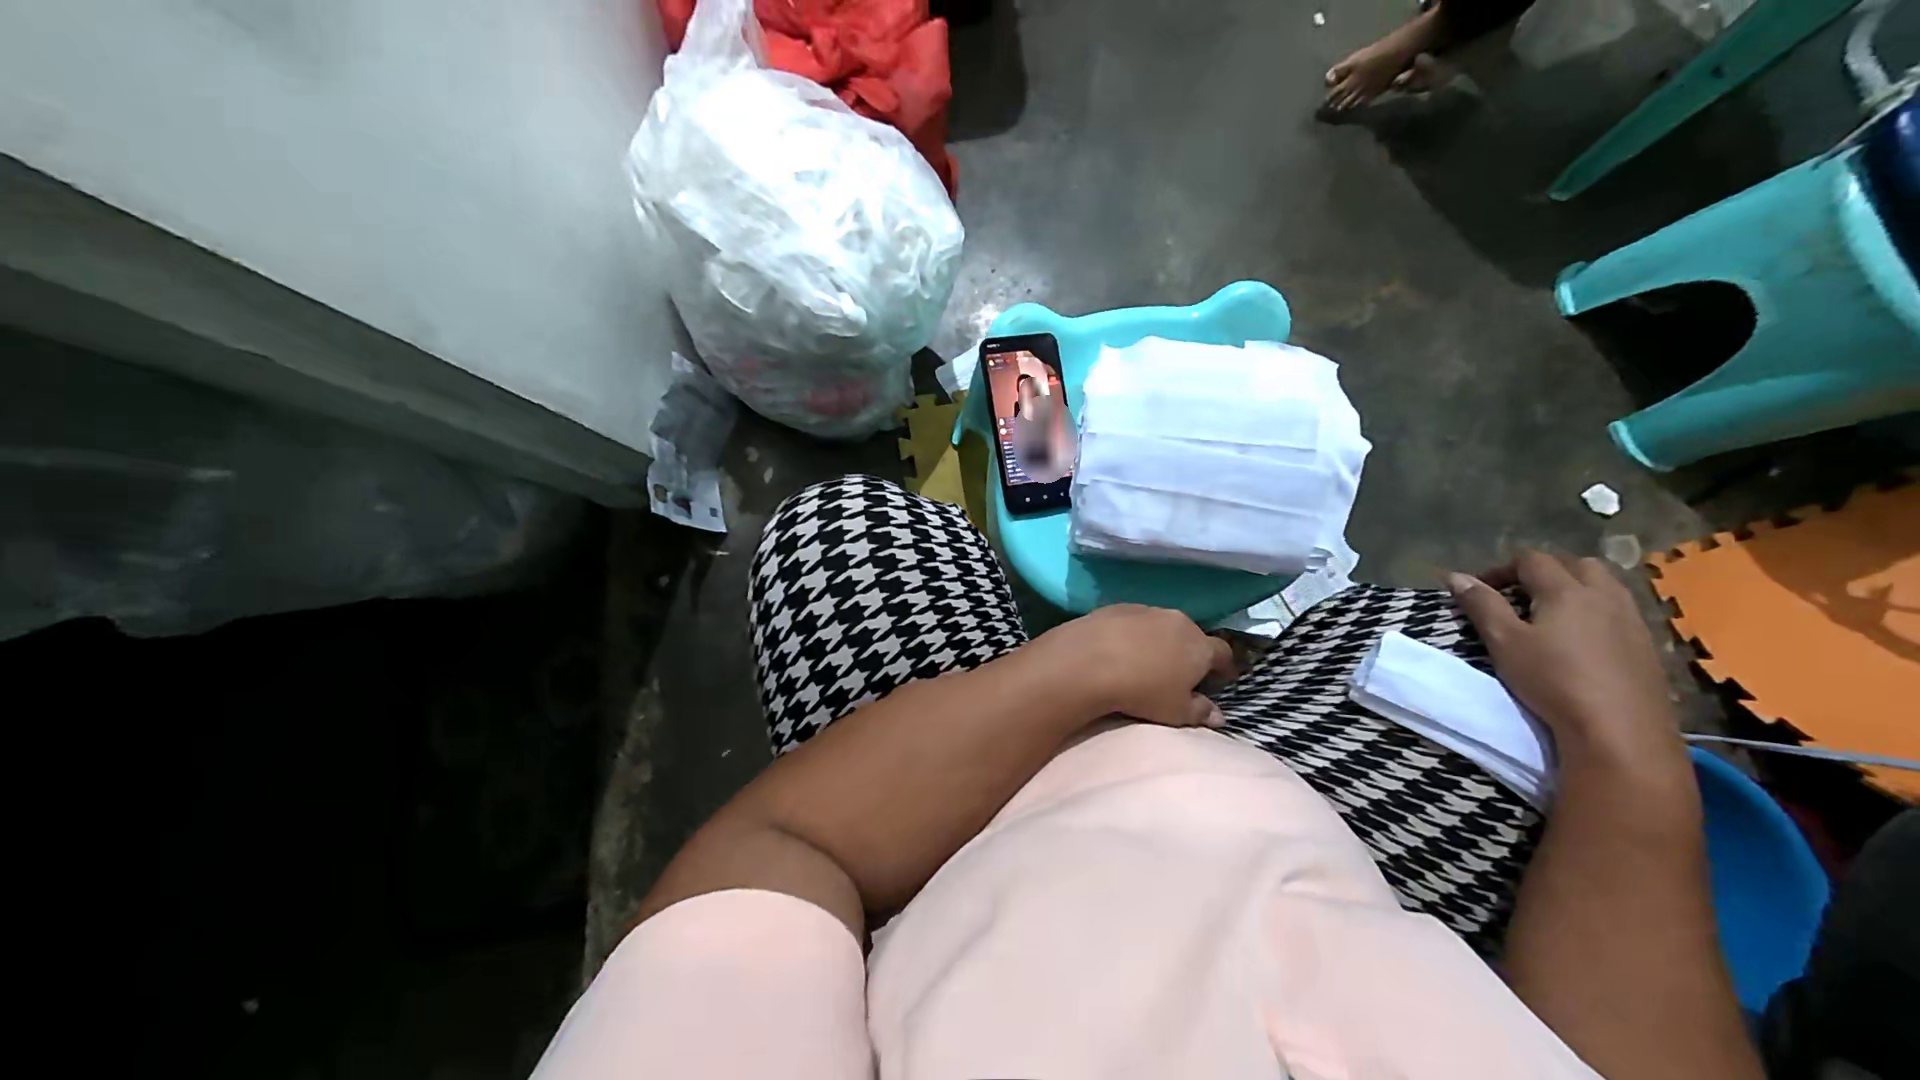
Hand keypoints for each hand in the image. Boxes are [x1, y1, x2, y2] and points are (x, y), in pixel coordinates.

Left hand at [1034, 604, 1235, 727]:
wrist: (1089, 660)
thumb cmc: (1142, 690)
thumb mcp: (1175, 711)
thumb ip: (1200, 711)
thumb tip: (1218, 715)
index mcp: (1200, 645)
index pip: (1223, 653)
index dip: (1222, 667)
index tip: (1218, 679)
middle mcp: (1178, 621)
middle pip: (1191, 635)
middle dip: (1188, 651)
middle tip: (1178, 672)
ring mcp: (1147, 609)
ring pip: (1161, 624)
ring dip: (1159, 639)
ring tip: (1145, 660)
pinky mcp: (1117, 606)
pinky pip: (1133, 620)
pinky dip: (1131, 633)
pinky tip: (1118, 648)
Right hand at [1448, 551, 1683, 764]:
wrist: (1619, 730)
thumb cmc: (1553, 680)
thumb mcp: (1504, 642)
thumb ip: (1481, 605)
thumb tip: (1456, 576)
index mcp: (1566, 590)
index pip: (1532, 560)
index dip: (1502, 569)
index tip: (1481, 591)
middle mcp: (1604, 595)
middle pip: (1574, 564)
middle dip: (1542, 571)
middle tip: (1516, 595)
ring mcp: (1631, 619)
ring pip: (1603, 583)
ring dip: (1572, 586)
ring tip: (1548, 612)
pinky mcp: (1646, 644)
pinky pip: (1618, 608)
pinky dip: (1594, 608)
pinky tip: (1579, 636)